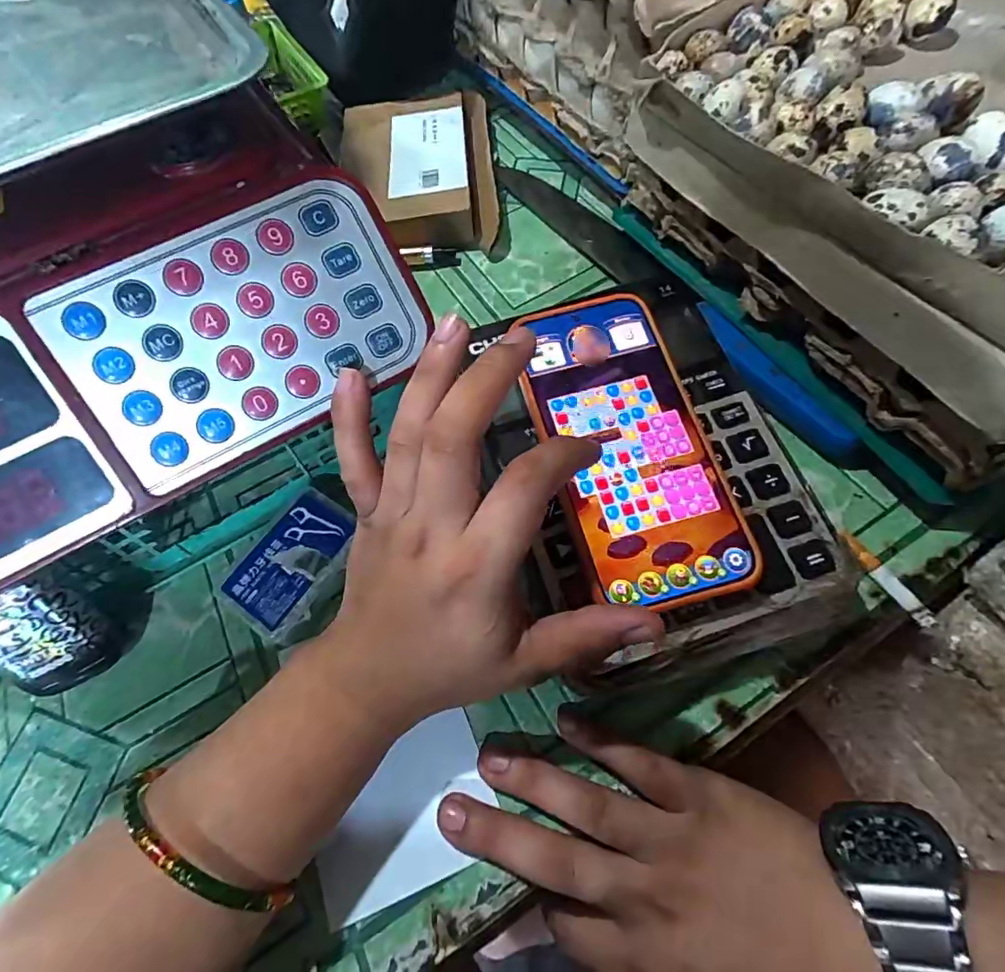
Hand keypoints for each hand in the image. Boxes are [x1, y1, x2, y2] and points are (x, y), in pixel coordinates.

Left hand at [315, 312, 664, 726]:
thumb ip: (584, 638)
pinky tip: (350, 372)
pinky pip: (353, 460)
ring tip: (455, 324)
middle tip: (522, 338)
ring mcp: (392, 514)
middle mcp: (431, 528)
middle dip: (488, 380)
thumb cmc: (448, 670)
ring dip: (430, 375)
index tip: (590, 442)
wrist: (364, 681)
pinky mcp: (365, 511)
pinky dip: (349, 417)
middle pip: (454, 439)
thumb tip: (656, 625)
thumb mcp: (522, 665)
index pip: (523, 488)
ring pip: (407, 435)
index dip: (560, 453)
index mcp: (476, 565)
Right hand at [436, 715, 876, 971]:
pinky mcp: (700, 796)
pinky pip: (642, 765)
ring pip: (589, 807)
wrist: (856, 937)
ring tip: (490, 756)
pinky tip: (568, 721)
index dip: (520, 906)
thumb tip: (563, 931)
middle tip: (450, 810)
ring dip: (537, 780)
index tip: (483, 887)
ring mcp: (670, 839)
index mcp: (643, 952)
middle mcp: (643, 895)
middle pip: (557, 863)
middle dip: (499, 836)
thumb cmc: (772, 967)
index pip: (563, 926)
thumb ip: (625, 954)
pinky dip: (603, 742)